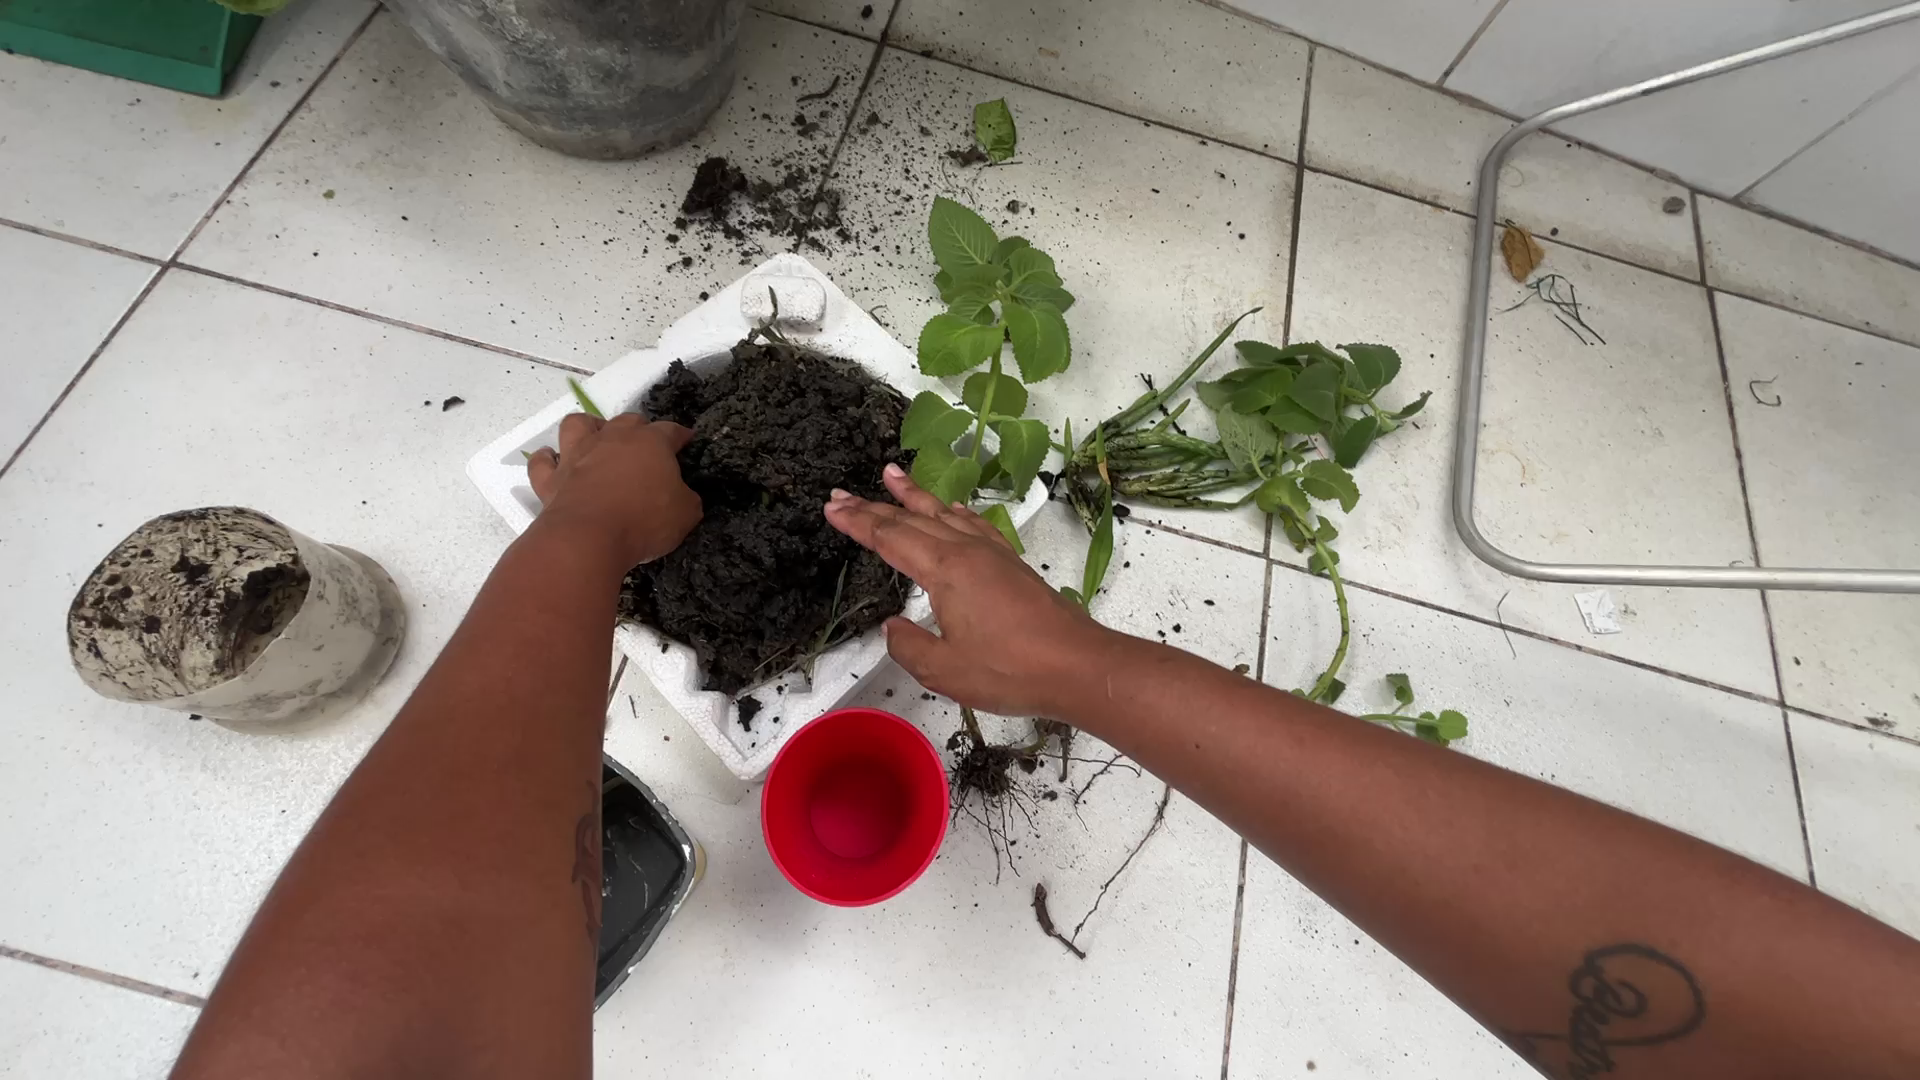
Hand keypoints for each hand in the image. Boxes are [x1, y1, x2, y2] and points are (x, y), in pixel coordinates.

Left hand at [527, 412, 701, 568]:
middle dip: (640, 428)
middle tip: (647, 447)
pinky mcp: (552, 478)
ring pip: (578, 425)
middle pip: (627, 421)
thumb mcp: (686, 513)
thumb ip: (687, 498)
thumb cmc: (645, 520)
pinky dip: (548, 459)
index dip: (681, 435)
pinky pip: (543, 462)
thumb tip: (682, 495)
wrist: (589, 538)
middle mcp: (612, 439)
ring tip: (596, 441)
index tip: (687, 441)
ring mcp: (577, 455)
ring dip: (588, 428)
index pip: (671, 430)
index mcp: (651, 443)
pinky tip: (553, 461)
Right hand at [823, 464, 1114, 717]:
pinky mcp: (1010, 563)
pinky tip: (952, 508)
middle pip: (911, 520)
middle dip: (874, 506)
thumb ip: (909, 646)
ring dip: (914, 496)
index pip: (890, 539)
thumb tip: (893, 626)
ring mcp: (992, 554)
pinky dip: (955, 511)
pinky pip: (974, 524)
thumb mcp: (944, 670)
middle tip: (843, 493)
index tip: (832, 508)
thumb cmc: (1009, 670)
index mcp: (945, 571)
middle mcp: (966, 551)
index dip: (858, 523)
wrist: (1076, 665)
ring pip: (944, 514)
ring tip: (892, 474)